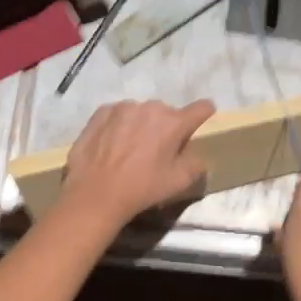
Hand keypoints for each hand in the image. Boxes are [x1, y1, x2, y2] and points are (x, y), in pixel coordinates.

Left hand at [58, 99, 214, 226]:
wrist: (96, 193)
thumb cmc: (143, 188)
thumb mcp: (180, 183)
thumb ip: (196, 164)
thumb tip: (195, 156)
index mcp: (173, 122)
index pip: (201, 108)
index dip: (204, 114)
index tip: (200, 123)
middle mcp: (150, 107)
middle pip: (167, 113)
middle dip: (166, 126)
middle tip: (158, 150)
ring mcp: (123, 107)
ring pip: (141, 112)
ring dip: (142, 124)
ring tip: (131, 148)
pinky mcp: (101, 113)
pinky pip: (118, 115)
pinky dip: (120, 125)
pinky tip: (113, 145)